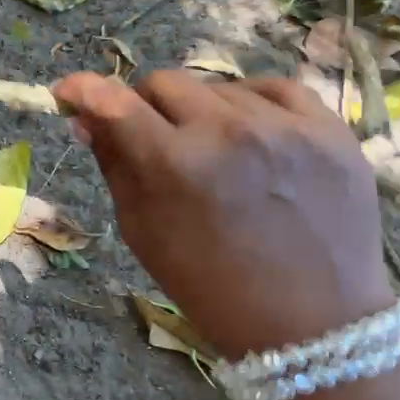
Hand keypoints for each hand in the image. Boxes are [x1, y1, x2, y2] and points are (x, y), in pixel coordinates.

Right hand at [53, 70, 393, 357]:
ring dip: (196, 108)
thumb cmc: (202, 277)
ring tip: (204, 143)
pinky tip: (246, 125)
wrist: (308, 316)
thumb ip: (112, 162)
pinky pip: (279, 88)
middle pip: (164, 83)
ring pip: (218, 87)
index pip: (111, 99)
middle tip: (145, 133)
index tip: (66, 92)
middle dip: (142, 104)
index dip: (81, 88)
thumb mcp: (137, 223)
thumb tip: (85, 119)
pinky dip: (250, 100)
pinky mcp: (333, 133)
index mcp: (173, 162)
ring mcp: (288, 129)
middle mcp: (228, 132)